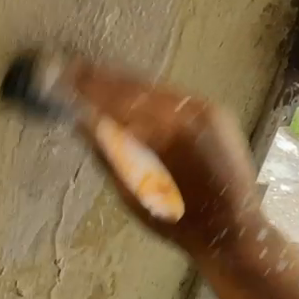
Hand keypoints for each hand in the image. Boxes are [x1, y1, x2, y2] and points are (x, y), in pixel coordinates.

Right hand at [62, 58, 267, 259]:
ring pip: (155, 89)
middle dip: (104, 79)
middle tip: (74, 69)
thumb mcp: (135, 195)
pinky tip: (131, 94)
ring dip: (125, 84)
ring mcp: (206, 109)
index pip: (118, 100)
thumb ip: (109, 155)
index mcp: (166, 134)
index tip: (65, 77)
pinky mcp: (216, 113)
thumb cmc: (180, 221)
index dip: (89, 87)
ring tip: (96, 77)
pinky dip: (149, 95)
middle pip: (137, 87)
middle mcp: (189, 113)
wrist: (234, 229)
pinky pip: (173, 97)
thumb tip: (82, 125)